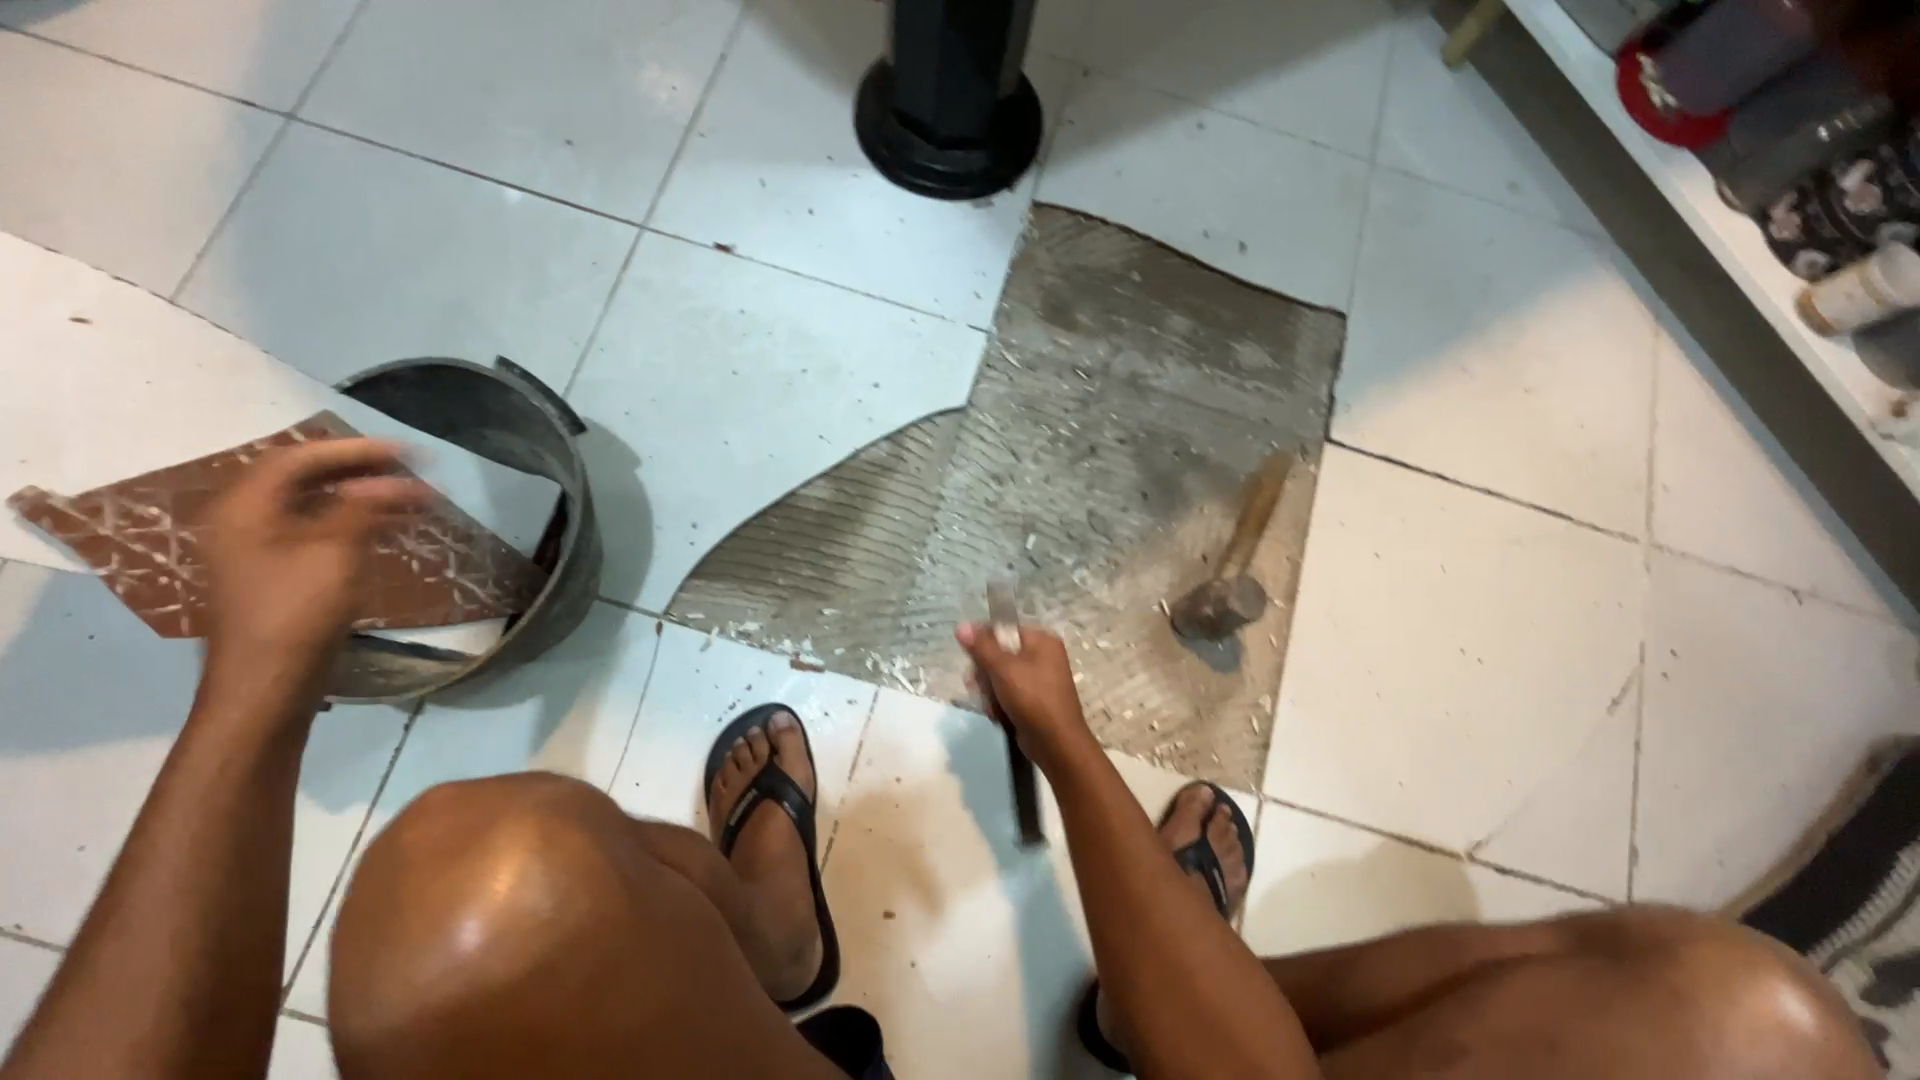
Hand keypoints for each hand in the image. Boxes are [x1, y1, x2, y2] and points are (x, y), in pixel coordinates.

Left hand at [201, 438, 427, 687]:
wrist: (269, 683)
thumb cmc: (296, 613)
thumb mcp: (334, 552)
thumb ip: (362, 507)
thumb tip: (391, 480)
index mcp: (246, 508)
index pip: (299, 459)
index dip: (354, 450)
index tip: (405, 453)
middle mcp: (248, 521)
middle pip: (309, 480)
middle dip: (365, 473)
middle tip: (415, 472)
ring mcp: (264, 549)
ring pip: (321, 507)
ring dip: (369, 499)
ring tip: (418, 500)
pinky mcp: (284, 573)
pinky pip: (324, 532)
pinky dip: (360, 523)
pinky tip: (396, 527)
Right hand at [956, 622, 1098, 773]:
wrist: (1055, 743)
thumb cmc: (1031, 698)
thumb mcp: (1003, 668)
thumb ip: (981, 646)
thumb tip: (961, 625)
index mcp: (1041, 640)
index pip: (1003, 630)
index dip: (983, 642)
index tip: (970, 658)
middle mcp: (1042, 656)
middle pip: (999, 654)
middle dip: (984, 673)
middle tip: (976, 685)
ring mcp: (1038, 679)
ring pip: (1000, 676)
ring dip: (989, 691)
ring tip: (989, 705)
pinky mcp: (1033, 700)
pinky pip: (1008, 693)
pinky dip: (999, 703)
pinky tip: (996, 714)